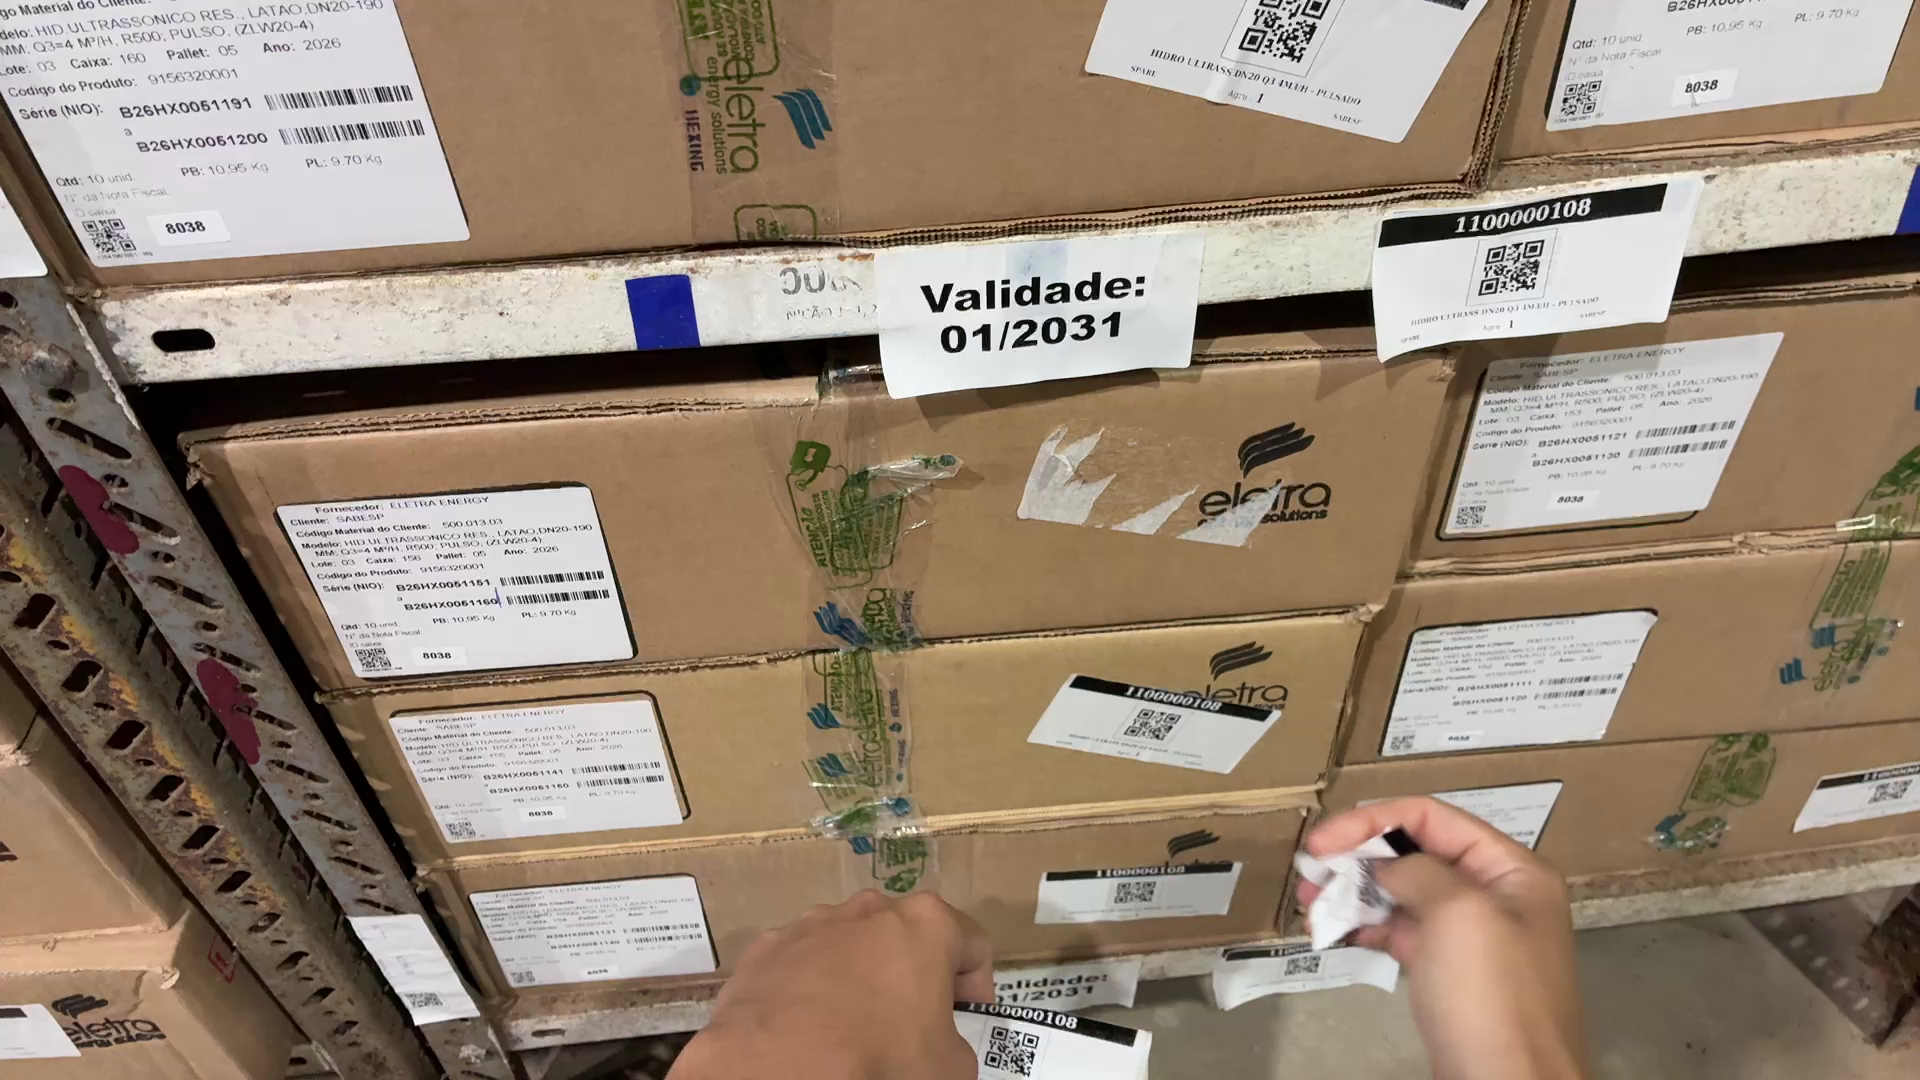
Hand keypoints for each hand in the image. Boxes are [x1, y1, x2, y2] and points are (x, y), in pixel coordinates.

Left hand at [668, 890, 993, 1079]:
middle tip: (911, 1028)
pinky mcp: (772, 945)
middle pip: (910, 937)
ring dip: (862, 978)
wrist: (774, 1069)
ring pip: (854, 944)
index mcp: (927, 922)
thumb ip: (959, 1048)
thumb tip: (943, 1048)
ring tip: (852, 1031)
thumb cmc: (879, 1059)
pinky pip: (805, 962)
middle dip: (916, 977)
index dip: (977, 988)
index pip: (974, 944)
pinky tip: (807, 1030)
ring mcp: (817, 921)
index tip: (965, 1023)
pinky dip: (812, 988)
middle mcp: (873, 907)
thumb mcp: (948, 1070)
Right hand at [1300, 797, 1587, 1079]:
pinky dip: (1359, 924)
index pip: (1428, 816)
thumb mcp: (1459, 913)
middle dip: (1353, 857)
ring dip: (1348, 890)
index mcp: (1509, 870)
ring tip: (1309, 903)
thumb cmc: (1491, 994)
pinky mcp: (1444, 966)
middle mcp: (1491, 893)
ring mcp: (1467, 932)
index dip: (1370, 820)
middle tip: (1309, 872)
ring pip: (1395, 889)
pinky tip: (1328, 931)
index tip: (1323, 842)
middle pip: (1408, 850)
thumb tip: (1382, 868)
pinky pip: (1394, 927)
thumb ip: (1415, 869)